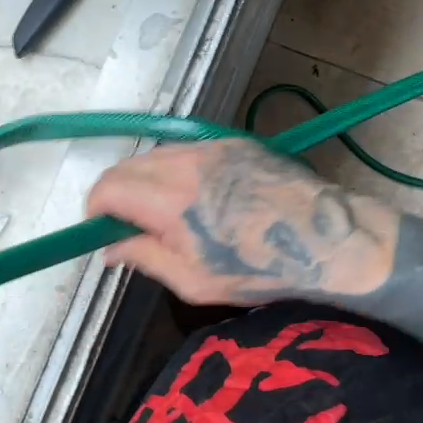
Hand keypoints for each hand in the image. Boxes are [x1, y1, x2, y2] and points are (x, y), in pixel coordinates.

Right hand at [86, 139, 398, 306]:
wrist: (326, 240)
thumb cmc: (258, 269)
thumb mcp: (192, 280)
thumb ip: (144, 256)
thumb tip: (109, 248)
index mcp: (168, 200)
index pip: (107, 188)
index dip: (95, 209)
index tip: (102, 230)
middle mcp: (183, 163)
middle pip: (126, 167)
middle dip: (116, 194)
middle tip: (130, 226)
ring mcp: (209, 147)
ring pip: (154, 155)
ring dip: (144, 180)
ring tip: (164, 213)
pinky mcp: (232, 142)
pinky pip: (185, 151)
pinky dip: (174, 170)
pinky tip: (195, 196)